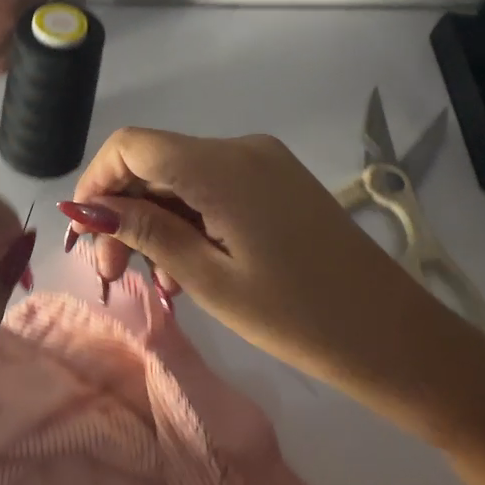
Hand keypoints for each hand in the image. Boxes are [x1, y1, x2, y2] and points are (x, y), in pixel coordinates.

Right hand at [61, 127, 477, 403]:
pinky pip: (211, 189)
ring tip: (152, 282)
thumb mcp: (210, 279)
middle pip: (154, 164)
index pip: (131, 145)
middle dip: (122, 213)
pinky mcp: (277, 184)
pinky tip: (185, 269)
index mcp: (222, 166)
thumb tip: (86, 207)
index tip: (85, 233)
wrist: (400, 340)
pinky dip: (187, 222)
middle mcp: (240, 149)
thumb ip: (144, 232)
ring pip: (180, 180)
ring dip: (153, 223)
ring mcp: (263, 164)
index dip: (96, 181)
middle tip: (111, 275)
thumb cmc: (300, 316)